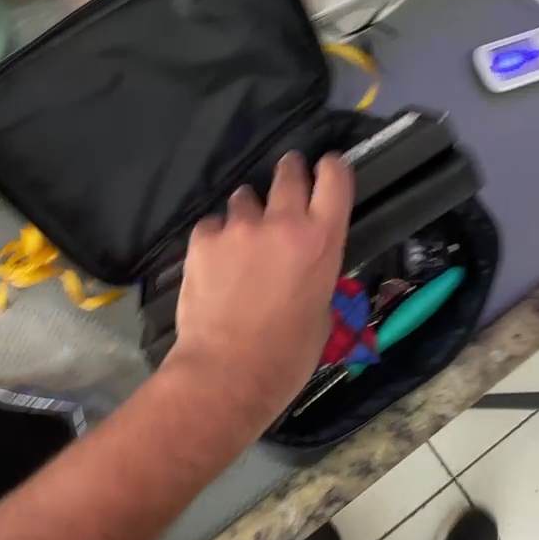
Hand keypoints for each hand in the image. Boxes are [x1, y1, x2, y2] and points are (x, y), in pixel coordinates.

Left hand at [166, 153, 353, 429]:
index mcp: (322, 240)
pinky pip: (213, 225)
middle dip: (289, 171)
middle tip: (286, 178)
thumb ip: (315, 274)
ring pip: (244, 197)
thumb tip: (302, 267)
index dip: (331, 167)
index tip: (326, 167)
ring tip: (243, 238)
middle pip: (289, 173)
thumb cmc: (289, 355)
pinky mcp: (203, 239)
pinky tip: (215, 262)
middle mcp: (283, 222)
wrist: (228, 373)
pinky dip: (216, 237)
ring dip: (248, 211)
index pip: (335, 178)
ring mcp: (240, 227)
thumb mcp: (322, 311)